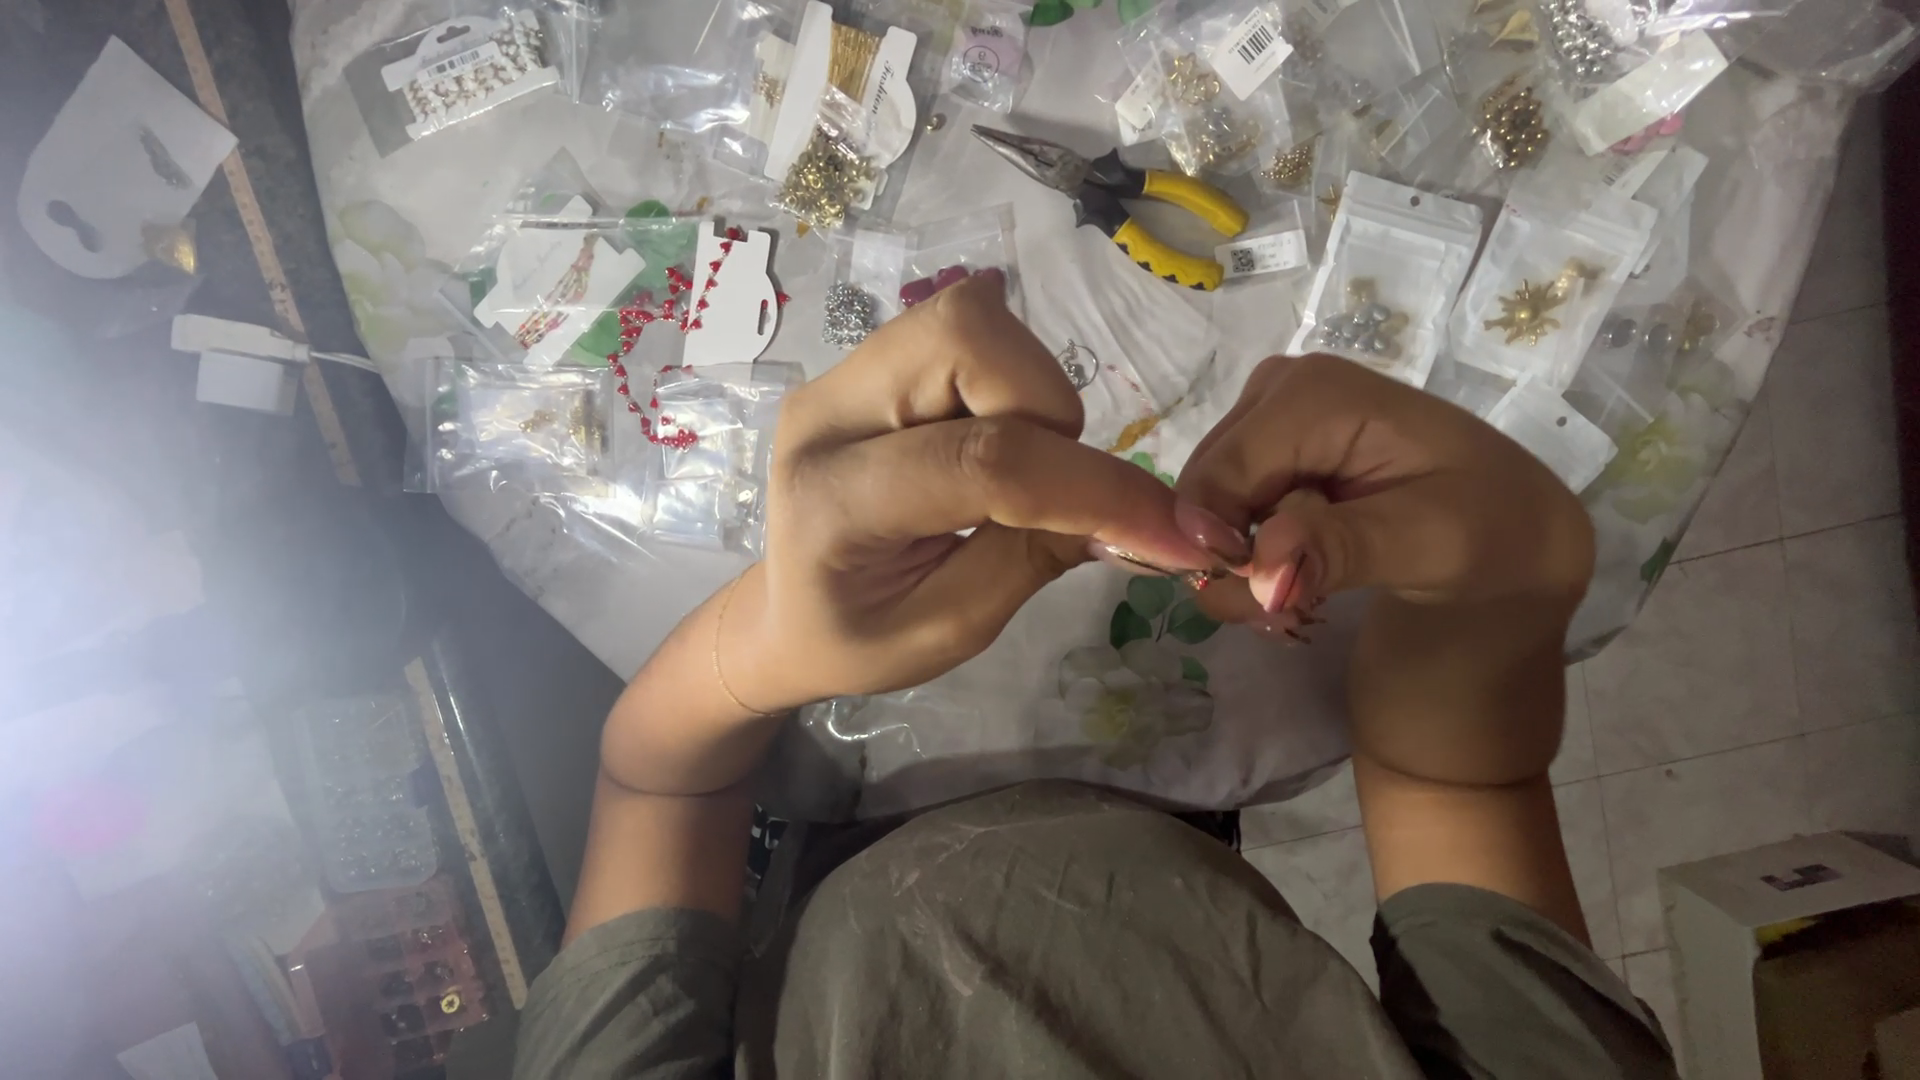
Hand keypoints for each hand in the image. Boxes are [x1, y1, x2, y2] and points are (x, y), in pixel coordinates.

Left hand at [718, 273, 1209, 711]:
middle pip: (966, 337)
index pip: (985, 462)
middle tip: (1052, 483)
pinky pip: (963, 330)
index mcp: (834, 501)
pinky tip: (995, 436)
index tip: (1175, 530)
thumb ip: (1037, 559)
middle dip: (1046, 410)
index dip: (1096, 489)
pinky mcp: (865, 363)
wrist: (783, 612)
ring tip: (1021, 466)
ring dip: (1030, 389)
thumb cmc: (856, 639)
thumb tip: (1144, 515)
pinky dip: (1011, 378)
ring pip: (969, 318)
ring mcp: (841, 375)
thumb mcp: (950, 629)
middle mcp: (827, 413)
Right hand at [1173, 354, 1594, 636]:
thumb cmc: (1486, 531)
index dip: (1222, 542)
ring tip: (1301, 589)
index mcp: (1315, 393)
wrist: (1506, 532)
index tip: (1266, 595)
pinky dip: (1244, 552)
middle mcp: (1276, 391)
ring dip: (1239, 562)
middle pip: (1203, 489)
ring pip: (1203, 504)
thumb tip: (1258, 570)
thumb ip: (1340, 549)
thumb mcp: (1431, 545)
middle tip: (1292, 600)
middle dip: (1234, 555)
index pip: (1219, 474)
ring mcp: (1265, 417)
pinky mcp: (1263, 446)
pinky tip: (1290, 567)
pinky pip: (1217, 507)